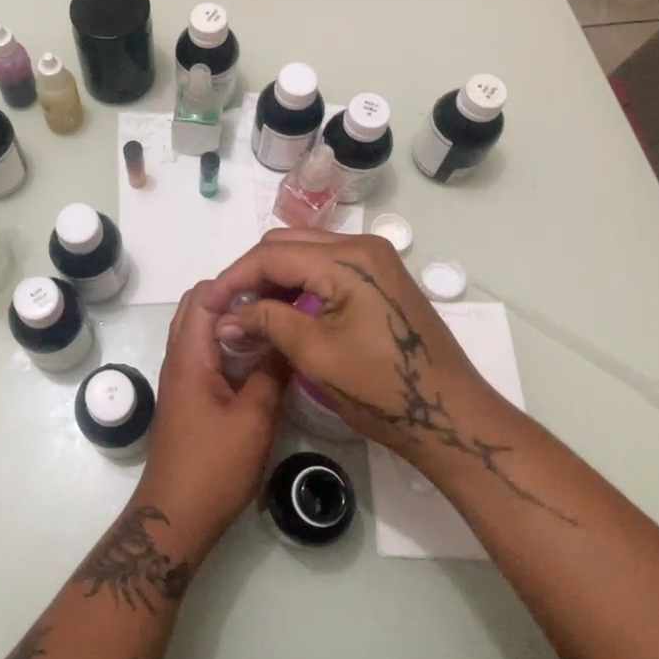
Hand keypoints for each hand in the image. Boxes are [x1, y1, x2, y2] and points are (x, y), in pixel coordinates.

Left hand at [137, 283, 290, 546]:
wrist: (176, 516)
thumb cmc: (213, 466)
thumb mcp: (254, 418)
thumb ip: (273, 372)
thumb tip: (292, 334)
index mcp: (189, 355)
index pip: (205, 294)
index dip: (239, 282)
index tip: (278, 285)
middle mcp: (179, 358)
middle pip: (200, 308)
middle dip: (237, 297)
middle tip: (280, 303)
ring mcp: (182, 378)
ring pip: (204, 332)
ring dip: (234, 323)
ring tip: (277, 326)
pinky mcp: (190, 397)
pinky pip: (207, 356)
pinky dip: (230, 347)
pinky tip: (262, 361)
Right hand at [201, 229, 495, 471]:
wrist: (450, 415)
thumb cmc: (381, 388)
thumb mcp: (315, 354)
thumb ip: (267, 322)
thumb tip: (225, 317)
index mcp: (348, 260)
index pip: (273, 255)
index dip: (234, 278)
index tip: (208, 304)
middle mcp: (362, 246)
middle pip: (288, 244)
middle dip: (252, 273)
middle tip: (226, 308)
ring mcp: (375, 260)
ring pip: (306, 252)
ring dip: (274, 276)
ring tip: (248, 310)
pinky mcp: (381, 278)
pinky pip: (327, 266)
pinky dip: (299, 282)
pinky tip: (281, 308)